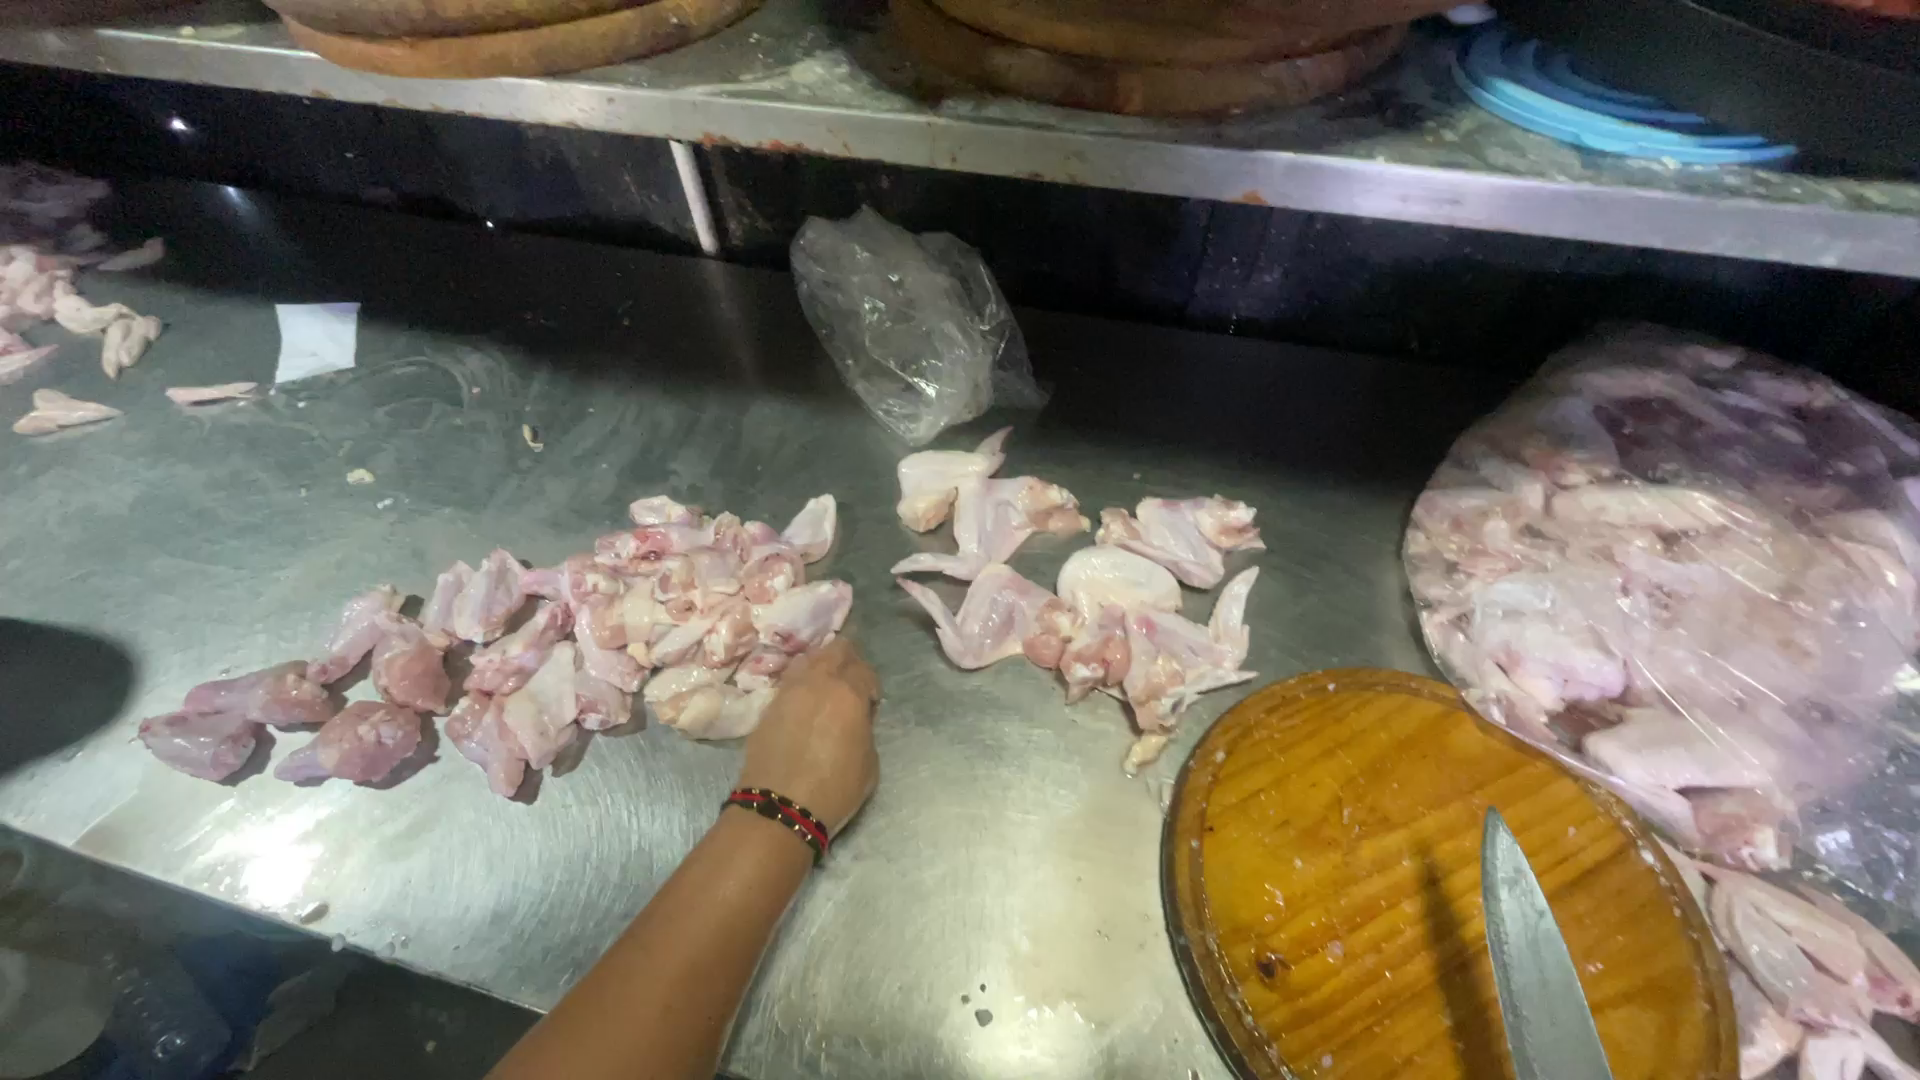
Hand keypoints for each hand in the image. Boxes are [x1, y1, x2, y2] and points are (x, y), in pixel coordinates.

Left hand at [737, 638, 878, 834]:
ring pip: (808, 659)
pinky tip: (804, 707)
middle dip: (848, 660)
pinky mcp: (768, 706)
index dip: (872, 684)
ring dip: (821, 667)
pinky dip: (801, 685)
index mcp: (848, 693)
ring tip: (825, 690)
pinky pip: (789, 682)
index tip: (871, 704)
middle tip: (851, 684)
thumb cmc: (835, 789)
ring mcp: (788, 691)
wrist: (780, 808)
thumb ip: (864, 728)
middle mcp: (817, 682)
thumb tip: (856, 718)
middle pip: (835, 649)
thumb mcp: (869, 761)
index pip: (865, 669)